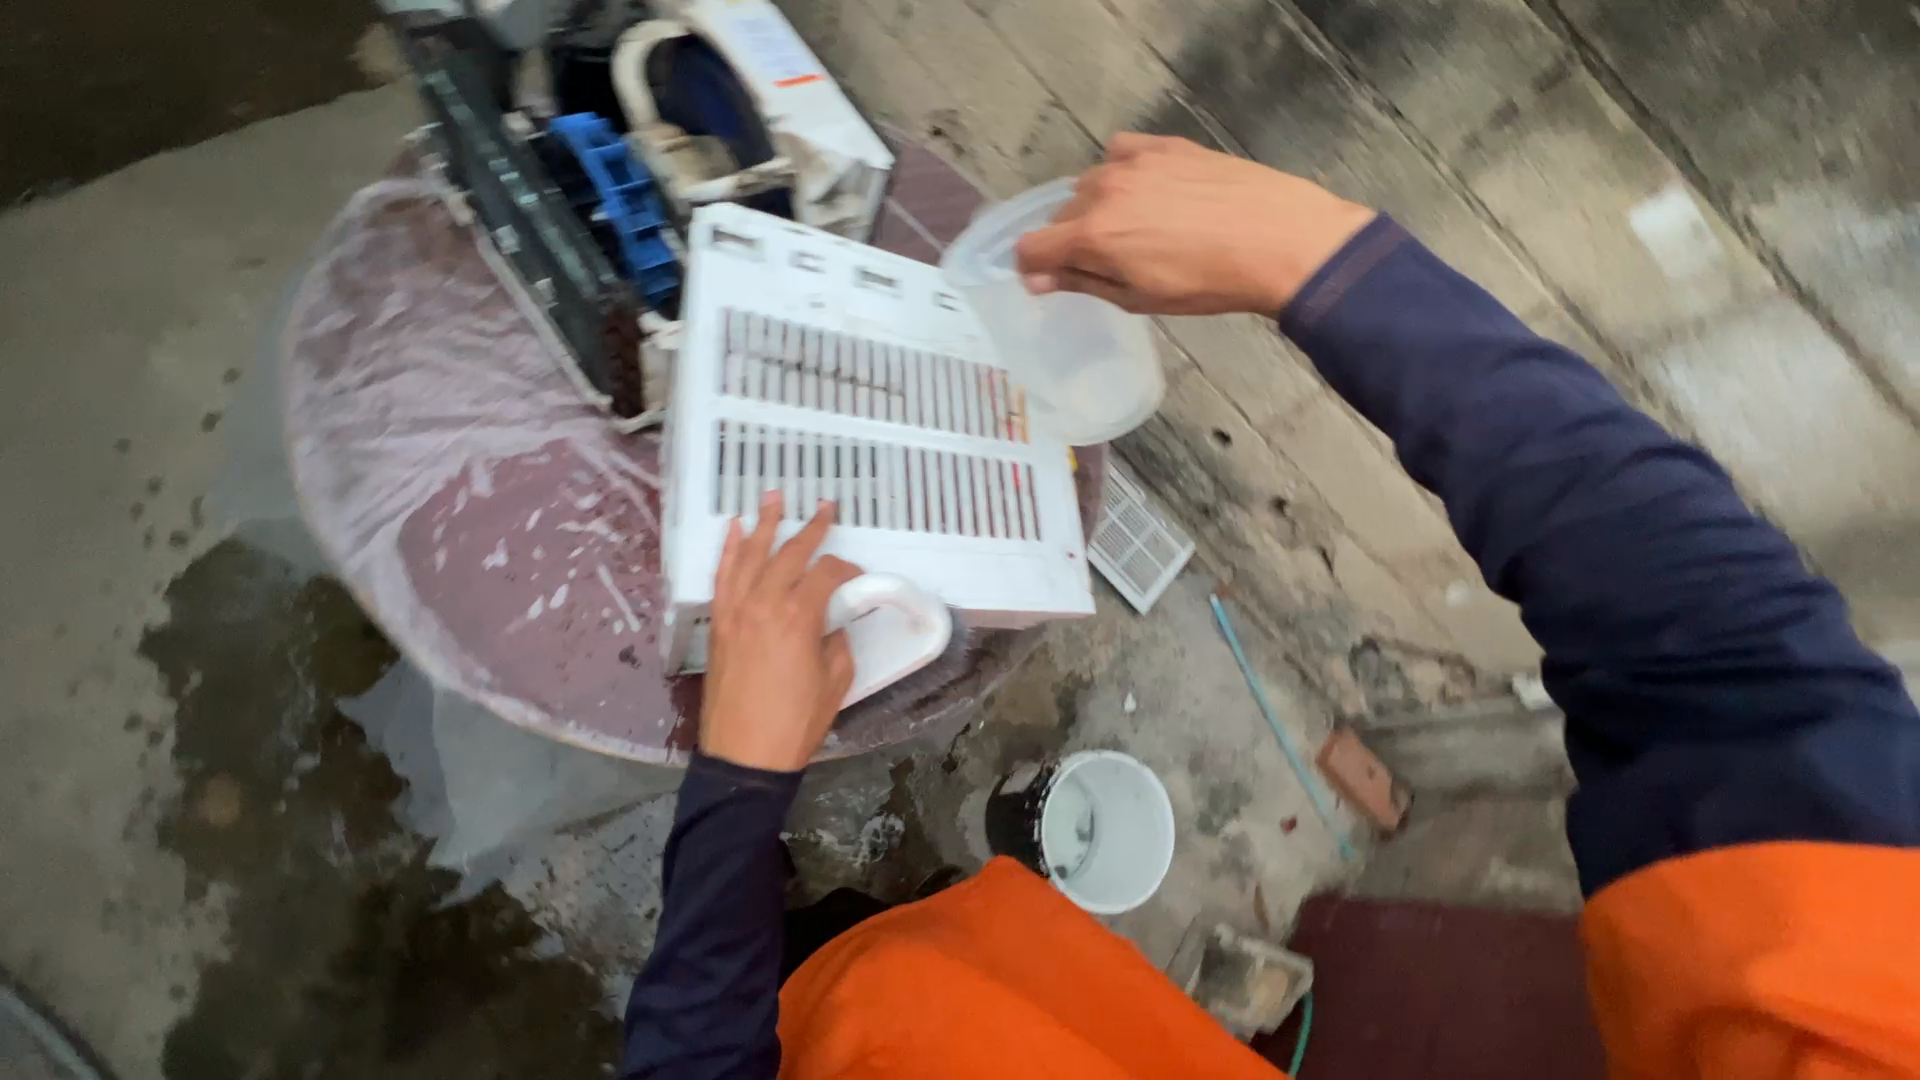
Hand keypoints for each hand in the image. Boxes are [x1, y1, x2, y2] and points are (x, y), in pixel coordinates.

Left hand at [700, 493, 863, 771]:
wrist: (744, 756)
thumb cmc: (797, 721)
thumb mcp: (835, 680)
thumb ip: (835, 640)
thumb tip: (828, 620)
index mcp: (799, 617)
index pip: (826, 574)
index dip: (846, 569)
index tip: (857, 575)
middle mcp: (764, 604)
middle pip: (789, 554)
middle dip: (810, 528)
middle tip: (824, 505)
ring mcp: (736, 611)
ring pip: (750, 555)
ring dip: (762, 524)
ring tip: (771, 496)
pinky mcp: (719, 624)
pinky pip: (723, 577)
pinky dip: (727, 550)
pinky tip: (733, 530)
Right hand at [1015, 133, 1375, 314]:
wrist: (1277, 239)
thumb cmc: (1205, 284)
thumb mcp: (1137, 297)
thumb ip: (1082, 282)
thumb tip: (1037, 280)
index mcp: (1093, 236)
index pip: (1031, 246)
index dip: (1033, 268)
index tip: (1050, 280)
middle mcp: (1103, 191)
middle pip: (1059, 216)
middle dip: (1068, 241)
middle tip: (1103, 264)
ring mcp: (1134, 162)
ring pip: (1089, 186)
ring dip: (1095, 209)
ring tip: (1132, 229)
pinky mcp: (1164, 145)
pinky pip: (1120, 152)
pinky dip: (1119, 172)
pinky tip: (1144, 191)